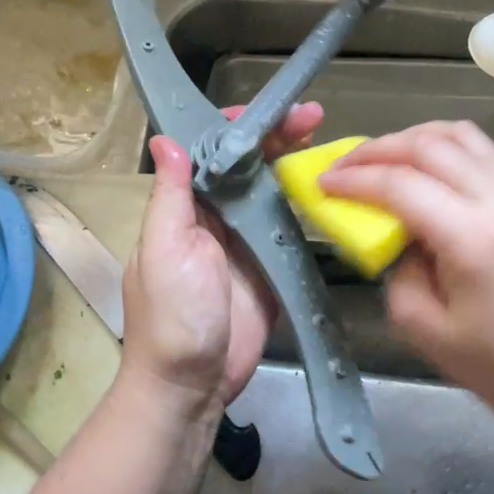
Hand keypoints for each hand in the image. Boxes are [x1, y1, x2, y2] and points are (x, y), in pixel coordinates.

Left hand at [119, 103, 321, 416]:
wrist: (192, 385)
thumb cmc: (171, 316)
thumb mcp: (163, 250)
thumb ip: (171, 196)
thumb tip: (165, 138)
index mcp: (184, 206)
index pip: (210, 152)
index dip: (235, 127)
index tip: (263, 108)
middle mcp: (216, 215)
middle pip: (248, 165)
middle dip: (275, 136)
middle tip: (311, 114)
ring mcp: (246, 239)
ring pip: (271, 189)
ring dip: (294, 160)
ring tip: (324, 135)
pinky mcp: (272, 264)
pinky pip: (289, 225)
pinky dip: (307, 201)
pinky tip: (330, 183)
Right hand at [320, 121, 493, 425]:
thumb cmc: (485, 358)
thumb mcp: (416, 322)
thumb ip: (393, 263)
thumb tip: (386, 224)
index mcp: (471, 239)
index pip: (402, 185)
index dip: (356, 178)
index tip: (323, 181)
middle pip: (427, 147)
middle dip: (376, 149)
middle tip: (342, 165)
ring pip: (455, 134)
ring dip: (409, 138)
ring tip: (379, 158)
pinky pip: (477, 146)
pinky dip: (440, 142)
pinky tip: (417, 161)